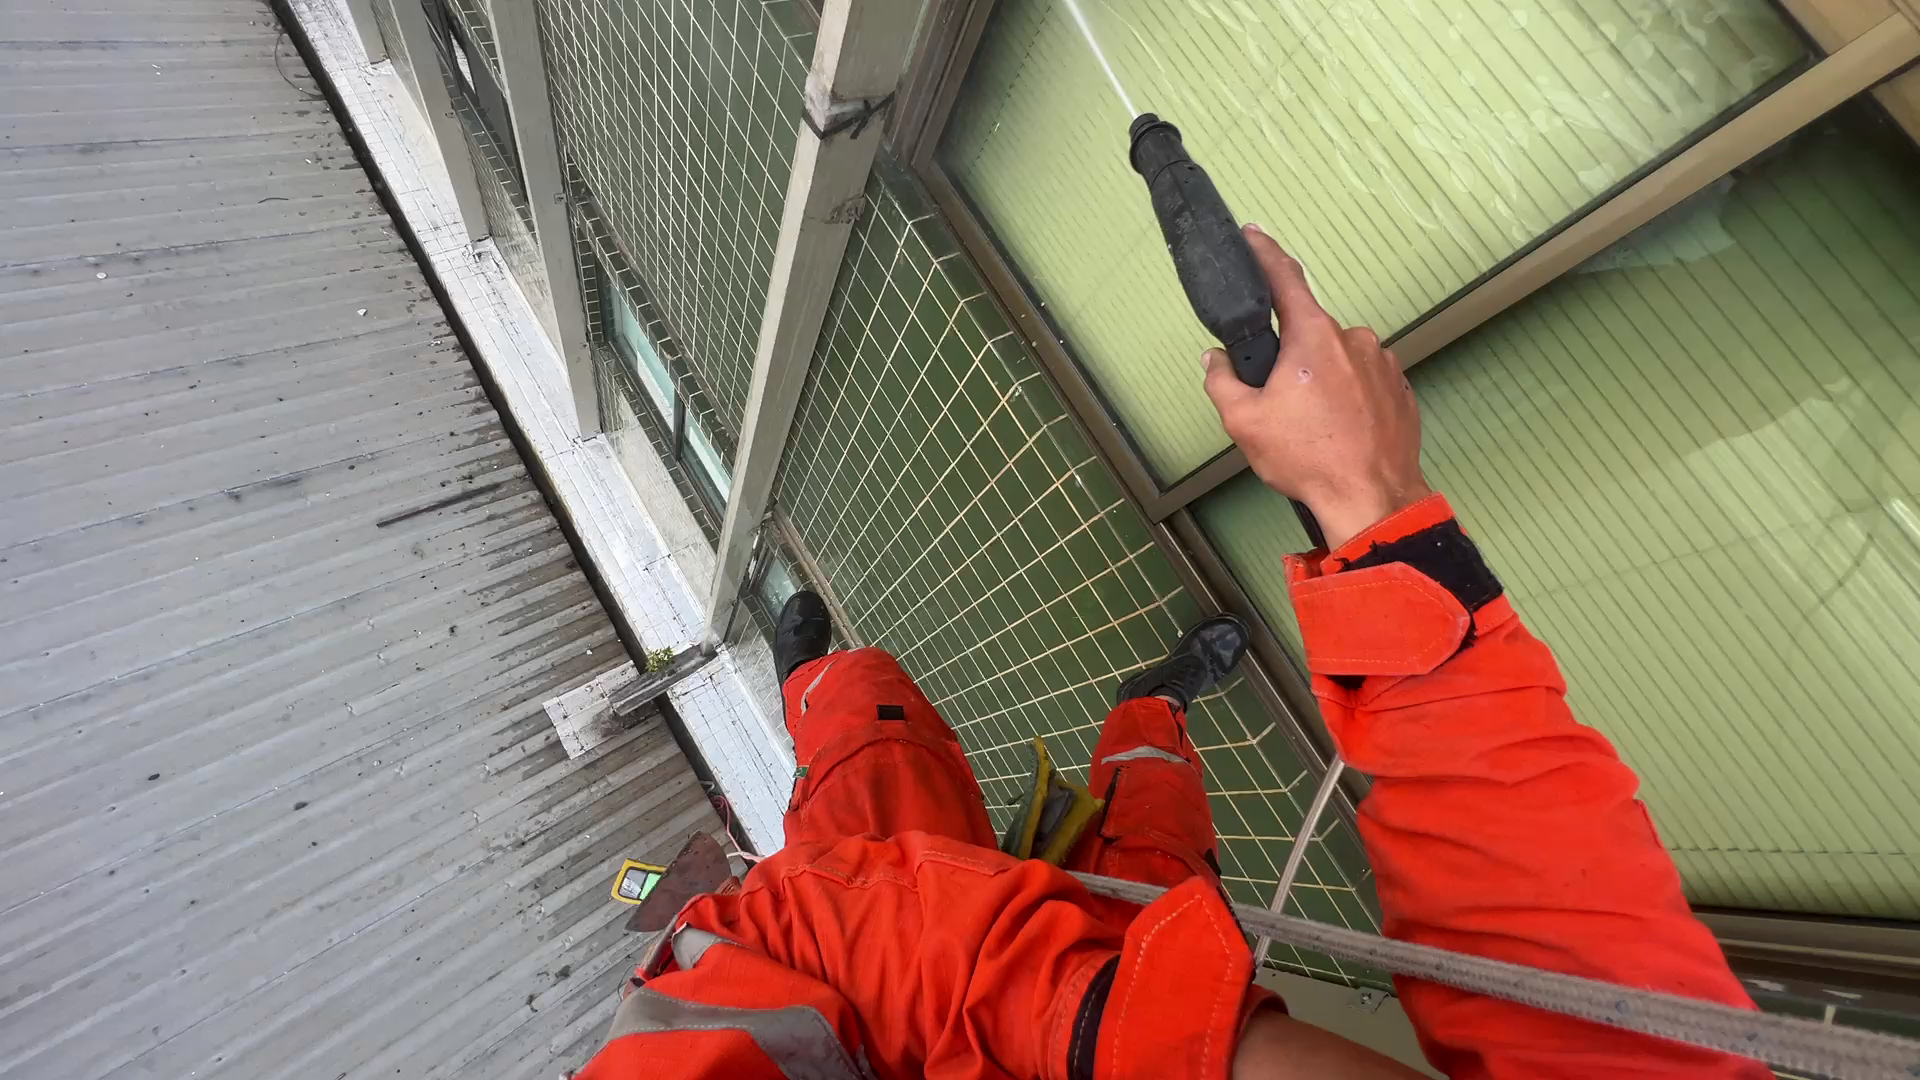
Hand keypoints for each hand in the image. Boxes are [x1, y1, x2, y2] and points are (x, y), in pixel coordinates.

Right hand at [1202, 225, 1430, 550]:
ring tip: (1310, 426)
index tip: (1252, 235)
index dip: (1264, 253)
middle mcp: (1353, 338)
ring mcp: (1383, 362)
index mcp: (1312, 337)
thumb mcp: (1243, 421)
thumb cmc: (1306, 456)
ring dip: (1318, 381)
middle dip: (1288, 360)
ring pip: (1336, 360)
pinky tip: (1336, 431)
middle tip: (1276, 403)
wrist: (1370, 496)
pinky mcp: (1400, 388)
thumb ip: (1222, 381)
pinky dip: (1344, 397)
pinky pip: (1362, 381)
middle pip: (1307, 335)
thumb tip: (1215, 358)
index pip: (1285, 279)